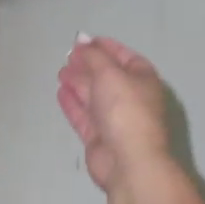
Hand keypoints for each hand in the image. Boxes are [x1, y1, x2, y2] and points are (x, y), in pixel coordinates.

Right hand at [57, 35, 171, 191]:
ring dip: (78, 83)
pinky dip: (73, 103)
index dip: (105, 48)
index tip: (84, 41)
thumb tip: (82, 41)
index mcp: (143, 81)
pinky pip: (84, 116)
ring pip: (94, 97)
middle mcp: (132, 99)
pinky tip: (61, 92)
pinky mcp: (100, 139)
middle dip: (88, 65)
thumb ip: (93, 55)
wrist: (129, 162)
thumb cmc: (125, 110)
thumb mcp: (108, 72)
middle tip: (68, 56)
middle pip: (108, 77)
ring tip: (61, 72)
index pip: (125, 58)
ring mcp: (116, 121)